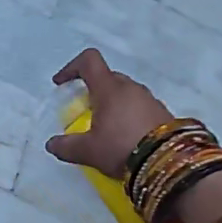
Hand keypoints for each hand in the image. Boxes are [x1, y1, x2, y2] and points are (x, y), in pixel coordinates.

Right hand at [43, 49, 174, 179]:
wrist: (169, 161)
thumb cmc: (121, 147)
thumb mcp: (86, 151)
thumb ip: (65, 146)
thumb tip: (52, 144)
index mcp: (109, 89)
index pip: (89, 61)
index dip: (71, 68)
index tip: (61, 84)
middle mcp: (130, 88)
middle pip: (106, 78)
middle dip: (91, 91)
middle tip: (82, 112)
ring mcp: (149, 98)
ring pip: (123, 92)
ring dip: (109, 104)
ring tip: (103, 128)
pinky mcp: (161, 112)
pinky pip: (137, 106)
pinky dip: (125, 114)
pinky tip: (122, 136)